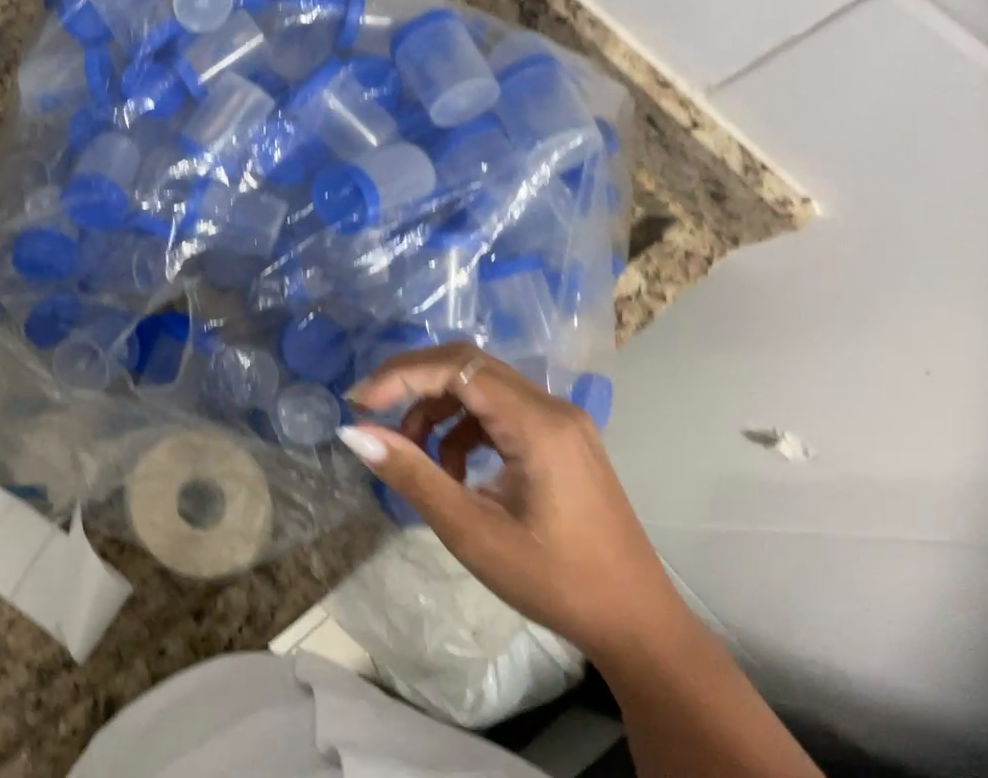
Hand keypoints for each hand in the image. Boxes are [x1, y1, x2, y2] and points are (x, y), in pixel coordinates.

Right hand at [338, 344, 688, 660]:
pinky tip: (451, 470)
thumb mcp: (471, 530)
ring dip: (434, 408)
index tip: (359, 405)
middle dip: (410, 383)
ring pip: (479, 386)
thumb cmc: (554, 580)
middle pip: (467, 365)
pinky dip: (460, 428)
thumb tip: (353, 432)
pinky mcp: (560, 441)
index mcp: (538, 425)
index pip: (456, 367)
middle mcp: (553, 409)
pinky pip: (497, 411)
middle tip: (370, 413)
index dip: (399, 376)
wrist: (634, 622)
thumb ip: (411, 474)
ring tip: (411, 453)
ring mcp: (561, 423)